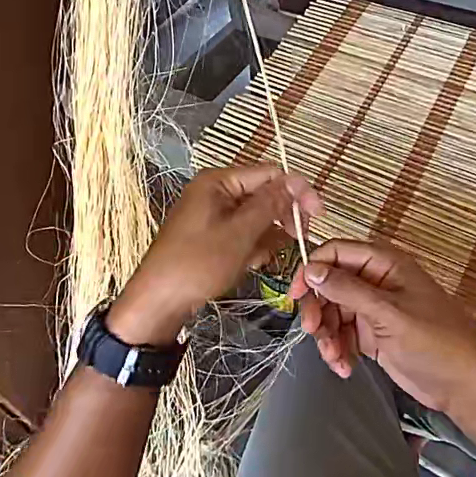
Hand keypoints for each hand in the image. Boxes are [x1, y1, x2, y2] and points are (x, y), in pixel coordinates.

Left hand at [111, 165, 320, 346]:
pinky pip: (244, 233)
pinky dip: (253, 247)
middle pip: (265, 194)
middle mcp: (217, 191)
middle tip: (298, 239)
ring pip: (258, 217)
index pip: (270, 174)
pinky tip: (250, 263)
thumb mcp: (239, 234)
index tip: (318, 215)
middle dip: (283, 216)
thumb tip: (297, 182)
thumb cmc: (196, 264)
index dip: (298, 191)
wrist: (158, 302)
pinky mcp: (214, 235)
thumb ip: (270, 205)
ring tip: (261, 257)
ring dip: (268, 236)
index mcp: (219, 181)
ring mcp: (214, 214)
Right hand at [289, 239, 475, 414]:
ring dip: (326, 335)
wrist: (464, 384)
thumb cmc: (435, 341)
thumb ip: (348, 289)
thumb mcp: (388, 313)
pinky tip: (344, 367)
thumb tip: (312, 269)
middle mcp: (376, 281)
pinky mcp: (373, 334)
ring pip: (332, 312)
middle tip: (313, 331)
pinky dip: (338, 350)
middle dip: (318, 309)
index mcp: (385, 263)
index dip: (312, 269)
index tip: (296, 294)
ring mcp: (374, 309)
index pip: (337, 252)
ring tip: (335, 358)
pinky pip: (342, 334)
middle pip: (329, 284)